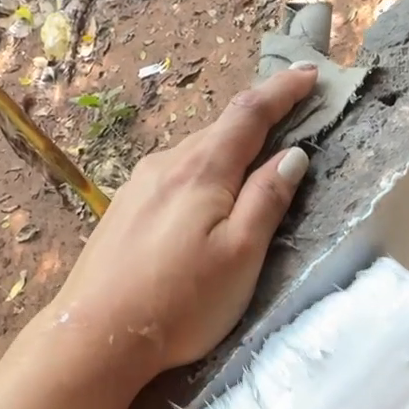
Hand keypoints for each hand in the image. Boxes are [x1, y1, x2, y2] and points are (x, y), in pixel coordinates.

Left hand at [51, 65, 319, 374]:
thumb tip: (292, 157)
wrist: (98, 334)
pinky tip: (209, 196)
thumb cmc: (182, 300)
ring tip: (255, 158)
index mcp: (202, 171)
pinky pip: (176, 176)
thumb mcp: (241, 254)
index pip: (249, 115)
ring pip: (195, 153)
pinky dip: (204, 172)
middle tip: (292, 114)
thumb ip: (267, 201)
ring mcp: (140, 186)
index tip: (310, 74)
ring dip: (230, 147)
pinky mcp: (126, 210)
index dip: (283, 91)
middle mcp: (167, 165)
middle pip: (220, 129)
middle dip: (259, 117)